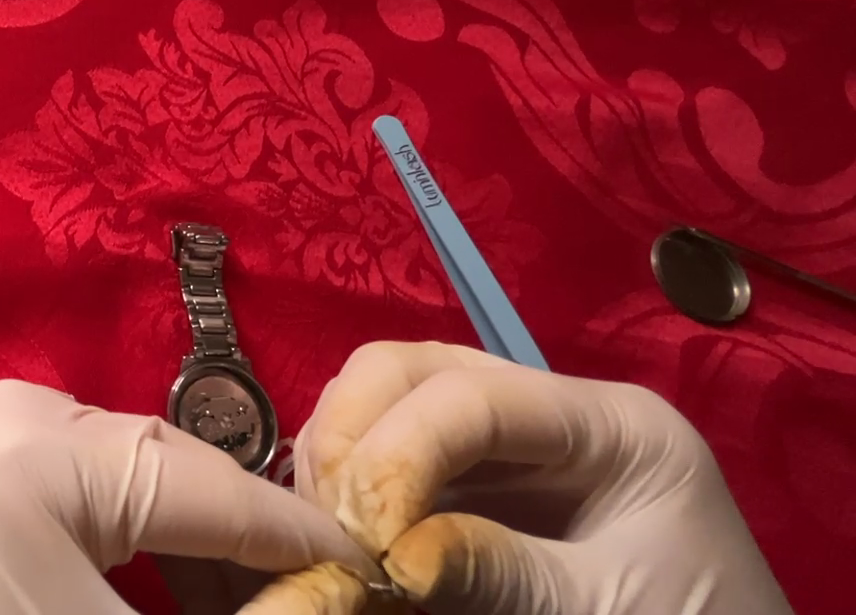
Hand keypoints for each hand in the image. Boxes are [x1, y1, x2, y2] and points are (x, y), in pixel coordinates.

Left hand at [0, 380, 377, 614]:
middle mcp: (24, 415)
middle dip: (250, 544)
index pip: (208, 485)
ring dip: (204, 546)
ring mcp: (3, 430)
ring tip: (254, 600)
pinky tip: (187, 588)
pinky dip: (152, 537)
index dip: (299, 533)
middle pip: (177, 473)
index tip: (371, 571)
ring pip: (143, 477)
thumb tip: (333, 600)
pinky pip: (99, 484)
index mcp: (46, 452)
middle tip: (314, 596)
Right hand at [294, 341, 793, 614]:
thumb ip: (496, 573)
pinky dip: (343, 463)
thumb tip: (381, 551)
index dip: (401, 451)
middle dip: (352, 434)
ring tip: (331, 520)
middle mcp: (540, 399)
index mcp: (611, 423)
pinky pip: (375, 428)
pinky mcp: (460, 459)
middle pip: (406, 368)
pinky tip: (337, 511)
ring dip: (337, 446)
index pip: (471, 397)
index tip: (365, 533)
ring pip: (376, 386)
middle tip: (334, 516)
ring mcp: (495, 424)